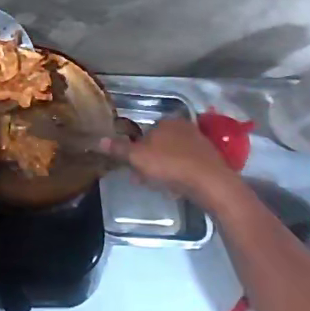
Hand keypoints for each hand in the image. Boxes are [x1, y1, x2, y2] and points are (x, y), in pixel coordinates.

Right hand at [111, 119, 243, 202]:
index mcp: (167, 122)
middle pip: (159, 144)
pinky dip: (179, 175)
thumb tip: (99, 140)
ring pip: (173, 156)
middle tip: (142, 178)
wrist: (210, 183)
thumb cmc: (170, 165)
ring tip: (158, 187)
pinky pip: (187, 166)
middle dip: (149, 160)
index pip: (145, 132)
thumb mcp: (137, 157)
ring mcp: (200, 143)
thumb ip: (119, 148)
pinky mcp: (210, 160)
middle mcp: (185, 127)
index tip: (132, 165)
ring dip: (163, 170)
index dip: (136, 149)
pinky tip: (176, 189)